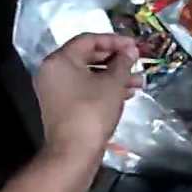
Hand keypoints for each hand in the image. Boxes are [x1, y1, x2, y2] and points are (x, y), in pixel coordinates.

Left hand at [34, 33, 139, 162]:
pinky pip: (85, 88)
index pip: (89, 40)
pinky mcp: (63, 106)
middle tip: (136, 62)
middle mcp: (53, 71)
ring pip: (89, 74)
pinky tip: (127, 93)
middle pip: (88, 56)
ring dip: (114, 75)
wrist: (74, 152)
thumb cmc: (92, 111)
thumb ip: (123, 62)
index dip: (114, 40)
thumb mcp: (112, 83)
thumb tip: (130, 50)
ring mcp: (57, 90)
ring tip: (138, 81)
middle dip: (116, 59)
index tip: (135, 46)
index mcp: (60, 60)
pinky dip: (104, 88)